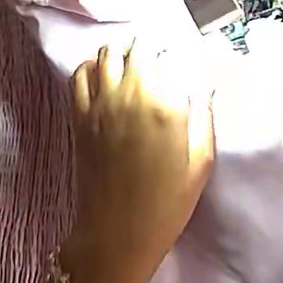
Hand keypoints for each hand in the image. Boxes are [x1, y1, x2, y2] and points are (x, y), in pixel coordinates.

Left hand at [61, 43, 215, 282]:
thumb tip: (202, 87)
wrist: (118, 233)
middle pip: (137, 48)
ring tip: (131, 65)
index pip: (171, 57)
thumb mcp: (201, 162)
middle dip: (150, 49)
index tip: (183, 63)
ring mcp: (101, 103)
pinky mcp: (79, 115)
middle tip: (159, 61)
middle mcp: (131, 94)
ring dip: (121, 54)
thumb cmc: (168, 202)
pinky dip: (92, 67)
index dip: (178, 55)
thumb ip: (204, 117)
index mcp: (165, 105)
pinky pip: (80, 74)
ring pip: (106, 54)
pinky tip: (103, 76)